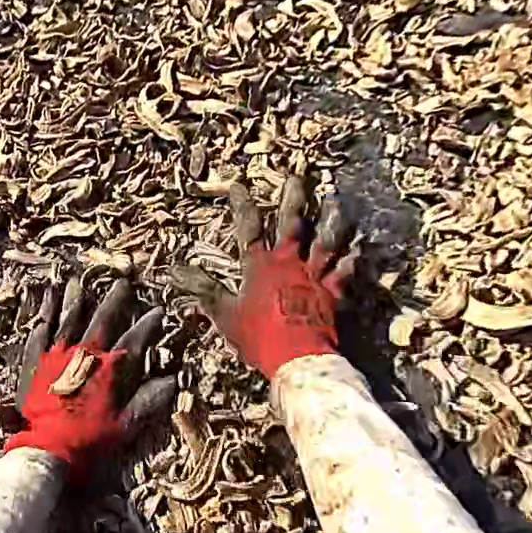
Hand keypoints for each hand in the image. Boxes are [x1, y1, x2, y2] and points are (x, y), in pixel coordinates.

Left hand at [5, 277, 177, 483]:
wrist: (46, 448)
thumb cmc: (88, 440)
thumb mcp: (125, 426)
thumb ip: (148, 400)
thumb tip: (172, 380)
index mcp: (109, 369)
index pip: (135, 340)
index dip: (149, 325)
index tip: (159, 310)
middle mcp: (84, 354)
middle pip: (102, 320)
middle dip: (115, 301)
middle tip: (124, 283)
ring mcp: (56, 354)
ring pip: (68, 318)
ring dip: (76, 300)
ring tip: (79, 283)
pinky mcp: (34, 360)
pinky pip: (39, 331)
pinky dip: (44, 315)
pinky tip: (46, 303)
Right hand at [172, 176, 358, 378]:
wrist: (296, 356)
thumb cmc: (257, 334)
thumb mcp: (223, 313)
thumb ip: (202, 289)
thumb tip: (173, 271)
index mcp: (259, 266)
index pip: (248, 228)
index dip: (242, 206)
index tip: (238, 186)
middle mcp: (288, 263)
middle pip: (292, 223)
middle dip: (293, 198)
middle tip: (296, 176)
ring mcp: (314, 276)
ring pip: (325, 240)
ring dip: (330, 219)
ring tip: (333, 200)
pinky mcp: (333, 293)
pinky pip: (345, 271)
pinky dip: (352, 258)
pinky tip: (358, 246)